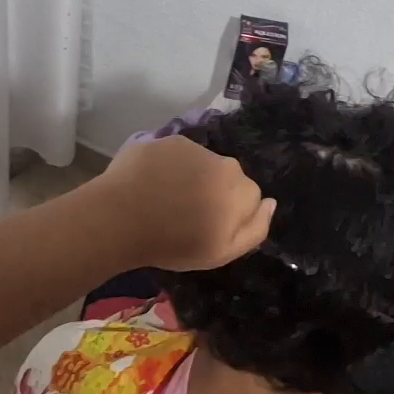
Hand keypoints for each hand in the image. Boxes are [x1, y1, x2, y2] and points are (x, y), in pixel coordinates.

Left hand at [90, 136, 273, 270]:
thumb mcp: (223, 252)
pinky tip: (150, 184)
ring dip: (191, 177)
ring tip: (165, 200)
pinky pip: (175, 155)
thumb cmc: (175, 242)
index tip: (209, 228)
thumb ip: (256, 228)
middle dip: (214, 192)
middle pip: (227, 177)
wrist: (122, 217)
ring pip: (201, 163)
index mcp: (241, 188)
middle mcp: (224, 161)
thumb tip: (271, 203)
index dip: (231, 214)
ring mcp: (194, 148)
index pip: (249, 197)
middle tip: (186, 215)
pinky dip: (167, 167)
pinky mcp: (166, 141)